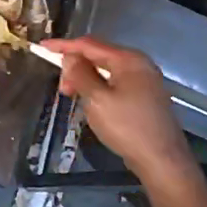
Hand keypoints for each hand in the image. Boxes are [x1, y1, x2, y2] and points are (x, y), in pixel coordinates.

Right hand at [41, 37, 191, 181]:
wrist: (163, 161)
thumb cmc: (128, 127)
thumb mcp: (97, 100)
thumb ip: (80, 75)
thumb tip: (70, 57)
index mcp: (128, 60)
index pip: (90, 45)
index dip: (64, 45)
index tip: (43, 46)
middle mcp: (139, 64)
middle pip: (99, 56)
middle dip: (75, 66)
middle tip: (62, 87)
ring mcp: (144, 80)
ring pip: (106, 70)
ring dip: (86, 78)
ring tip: (72, 95)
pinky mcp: (145, 96)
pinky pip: (115, 82)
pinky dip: (98, 87)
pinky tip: (91, 100)